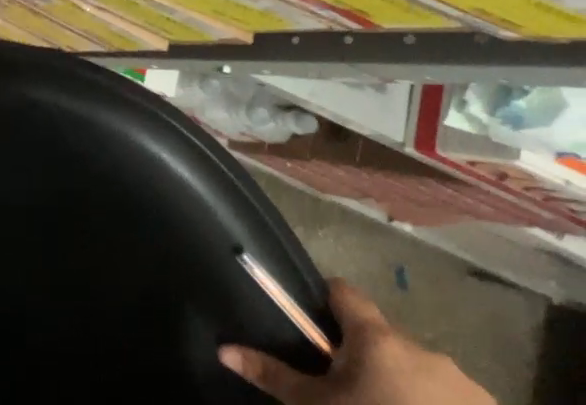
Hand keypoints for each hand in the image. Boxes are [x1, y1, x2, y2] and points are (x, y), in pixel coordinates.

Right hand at [220, 280, 493, 404]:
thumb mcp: (315, 404)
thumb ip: (274, 374)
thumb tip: (223, 349)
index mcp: (377, 338)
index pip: (344, 291)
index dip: (324, 296)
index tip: (310, 315)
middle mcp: (423, 349)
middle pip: (381, 334)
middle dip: (362, 351)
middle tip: (342, 381)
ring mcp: (464, 382)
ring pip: (417, 366)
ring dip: (399, 378)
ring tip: (381, 404)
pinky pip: (449, 394)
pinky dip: (430, 401)